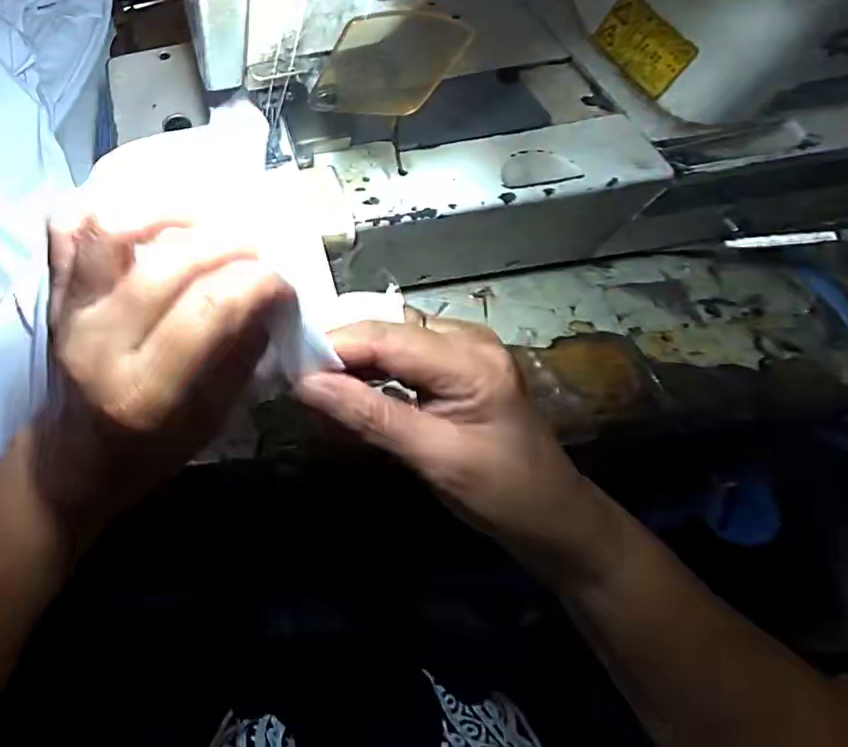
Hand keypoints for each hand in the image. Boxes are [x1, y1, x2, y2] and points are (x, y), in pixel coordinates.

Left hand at [36, 207, 289, 540]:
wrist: (70, 458)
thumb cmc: (146, 452)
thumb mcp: (208, 424)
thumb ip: (240, 356)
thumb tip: (273, 294)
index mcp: (140, 393)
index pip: (206, 312)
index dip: (256, 283)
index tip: (281, 280)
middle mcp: (96, 344)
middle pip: (164, 266)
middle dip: (223, 245)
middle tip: (253, 247)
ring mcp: (66, 311)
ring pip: (106, 232)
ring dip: (162, 212)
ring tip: (200, 220)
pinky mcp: (50, 291)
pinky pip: (64, 226)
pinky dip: (103, 206)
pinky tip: (143, 212)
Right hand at [295, 313, 625, 586]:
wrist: (557, 519)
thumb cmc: (503, 495)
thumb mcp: (433, 459)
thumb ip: (369, 416)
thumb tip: (306, 385)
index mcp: (471, 360)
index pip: (387, 338)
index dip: (335, 347)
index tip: (291, 367)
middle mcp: (468, 339)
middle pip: (387, 329)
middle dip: (341, 349)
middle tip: (298, 375)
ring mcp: (465, 347)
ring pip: (392, 336)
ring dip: (355, 357)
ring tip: (318, 381)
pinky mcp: (458, 361)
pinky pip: (405, 350)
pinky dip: (375, 366)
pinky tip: (353, 385)